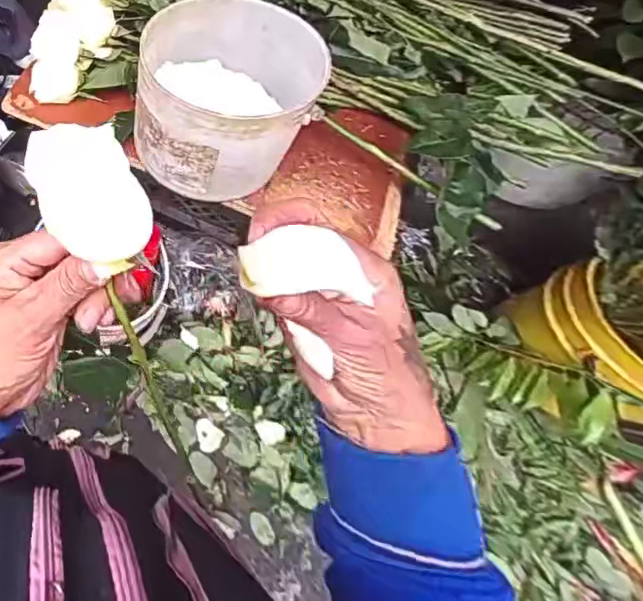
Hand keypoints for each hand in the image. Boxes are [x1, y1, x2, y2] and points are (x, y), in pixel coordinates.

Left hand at [0, 231, 109, 416]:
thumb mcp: (32, 318)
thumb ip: (68, 285)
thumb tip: (101, 261)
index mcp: (9, 258)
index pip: (61, 237)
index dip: (92, 246)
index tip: (117, 259)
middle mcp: (26, 264)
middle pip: (80, 253)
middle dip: (98, 276)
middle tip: (109, 296)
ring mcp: (43, 282)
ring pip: (88, 272)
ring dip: (99, 296)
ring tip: (91, 318)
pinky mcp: (56, 299)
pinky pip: (87, 290)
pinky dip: (98, 303)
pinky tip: (93, 319)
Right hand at [247, 199, 449, 454]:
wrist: (380, 420)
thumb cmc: (390, 378)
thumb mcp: (354, 339)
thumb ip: (313, 312)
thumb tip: (273, 290)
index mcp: (366, 270)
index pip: (326, 230)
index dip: (293, 221)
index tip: (265, 227)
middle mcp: (341, 276)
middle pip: (300, 240)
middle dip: (273, 240)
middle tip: (251, 248)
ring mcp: (319, 293)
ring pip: (284, 265)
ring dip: (265, 266)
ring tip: (252, 271)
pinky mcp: (301, 313)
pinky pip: (277, 292)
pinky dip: (264, 290)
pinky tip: (258, 290)